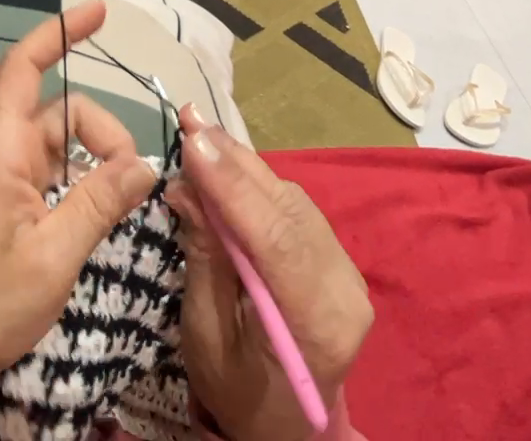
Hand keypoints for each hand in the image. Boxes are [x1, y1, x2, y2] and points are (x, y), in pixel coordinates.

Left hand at [0, 0, 159, 403]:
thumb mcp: (52, 257)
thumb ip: (99, 203)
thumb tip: (144, 163)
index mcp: (0, 148)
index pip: (23, 67)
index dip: (59, 32)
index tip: (98, 12)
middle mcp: (1, 148)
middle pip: (62, 109)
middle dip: (104, 133)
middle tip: (132, 185)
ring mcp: (4, 173)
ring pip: (63, 140)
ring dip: (98, 158)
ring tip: (124, 200)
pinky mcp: (8, 196)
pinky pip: (55, 167)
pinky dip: (85, 176)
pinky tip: (105, 205)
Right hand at [165, 105, 371, 440]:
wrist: (288, 428)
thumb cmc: (240, 393)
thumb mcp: (208, 338)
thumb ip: (205, 262)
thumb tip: (185, 190)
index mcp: (318, 325)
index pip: (277, 240)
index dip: (233, 187)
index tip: (192, 142)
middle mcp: (345, 288)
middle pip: (287, 209)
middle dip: (234, 161)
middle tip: (189, 120)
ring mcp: (346, 269)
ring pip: (291, 199)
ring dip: (242, 164)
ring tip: (198, 133)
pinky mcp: (334, 256)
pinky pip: (293, 206)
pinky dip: (254, 180)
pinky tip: (223, 160)